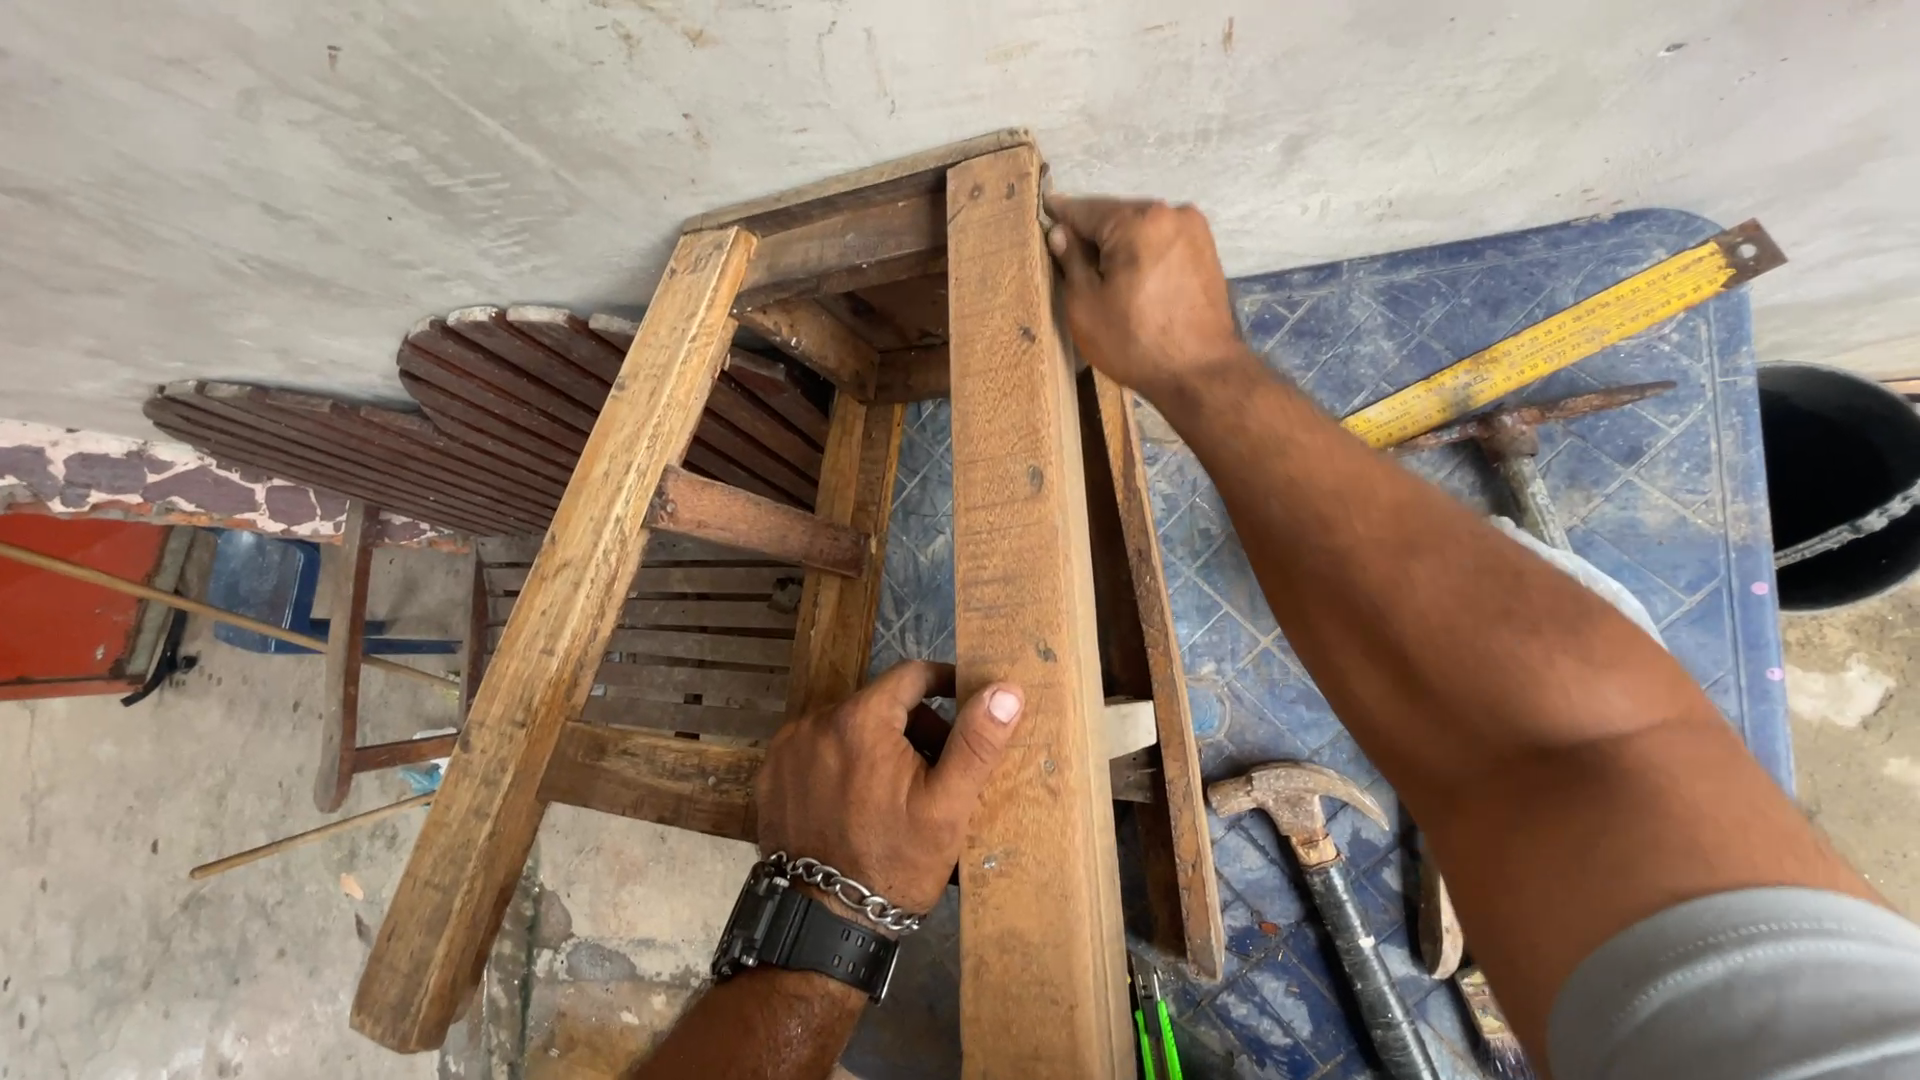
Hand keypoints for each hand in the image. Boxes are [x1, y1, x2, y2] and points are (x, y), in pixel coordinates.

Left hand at [755, 660, 1024, 917]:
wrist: (825, 924)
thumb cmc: (895, 862)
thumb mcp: (948, 805)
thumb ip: (976, 741)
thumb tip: (1007, 690)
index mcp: (860, 718)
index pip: (912, 674)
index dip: (946, 683)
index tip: (967, 703)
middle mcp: (815, 719)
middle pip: (880, 702)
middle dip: (915, 725)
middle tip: (939, 766)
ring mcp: (787, 747)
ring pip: (848, 724)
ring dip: (878, 742)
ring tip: (899, 790)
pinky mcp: (771, 773)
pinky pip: (818, 748)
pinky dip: (843, 760)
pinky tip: (857, 800)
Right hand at [1045, 194, 1250, 403]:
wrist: (1200, 372)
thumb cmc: (1134, 343)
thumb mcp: (1086, 306)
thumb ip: (1071, 261)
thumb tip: (1060, 232)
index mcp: (1137, 221)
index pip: (1086, 209)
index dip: (1060, 215)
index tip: (1044, 210)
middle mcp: (1171, 213)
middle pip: (1117, 217)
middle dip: (1093, 234)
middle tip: (1069, 255)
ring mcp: (1194, 230)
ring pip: (1142, 230)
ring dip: (1120, 245)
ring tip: (1102, 272)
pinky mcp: (1207, 251)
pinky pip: (1162, 243)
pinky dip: (1144, 254)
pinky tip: (1132, 278)